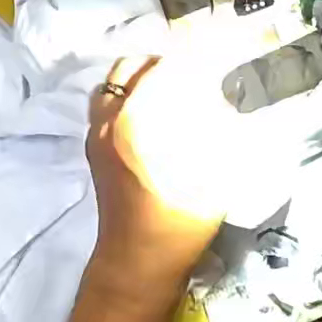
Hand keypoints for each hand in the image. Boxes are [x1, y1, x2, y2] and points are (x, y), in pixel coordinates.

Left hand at [83, 53, 232, 299]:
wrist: (139, 261)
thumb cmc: (181, 217)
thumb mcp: (216, 171)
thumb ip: (223, 130)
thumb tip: (227, 103)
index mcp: (137, 121)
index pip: (162, 68)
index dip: (191, 61)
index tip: (215, 63)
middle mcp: (110, 120)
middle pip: (130, 67)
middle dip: (163, 63)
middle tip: (193, 74)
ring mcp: (96, 134)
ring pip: (112, 84)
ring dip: (140, 78)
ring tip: (170, 90)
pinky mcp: (94, 150)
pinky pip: (106, 106)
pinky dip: (127, 97)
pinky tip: (154, 115)